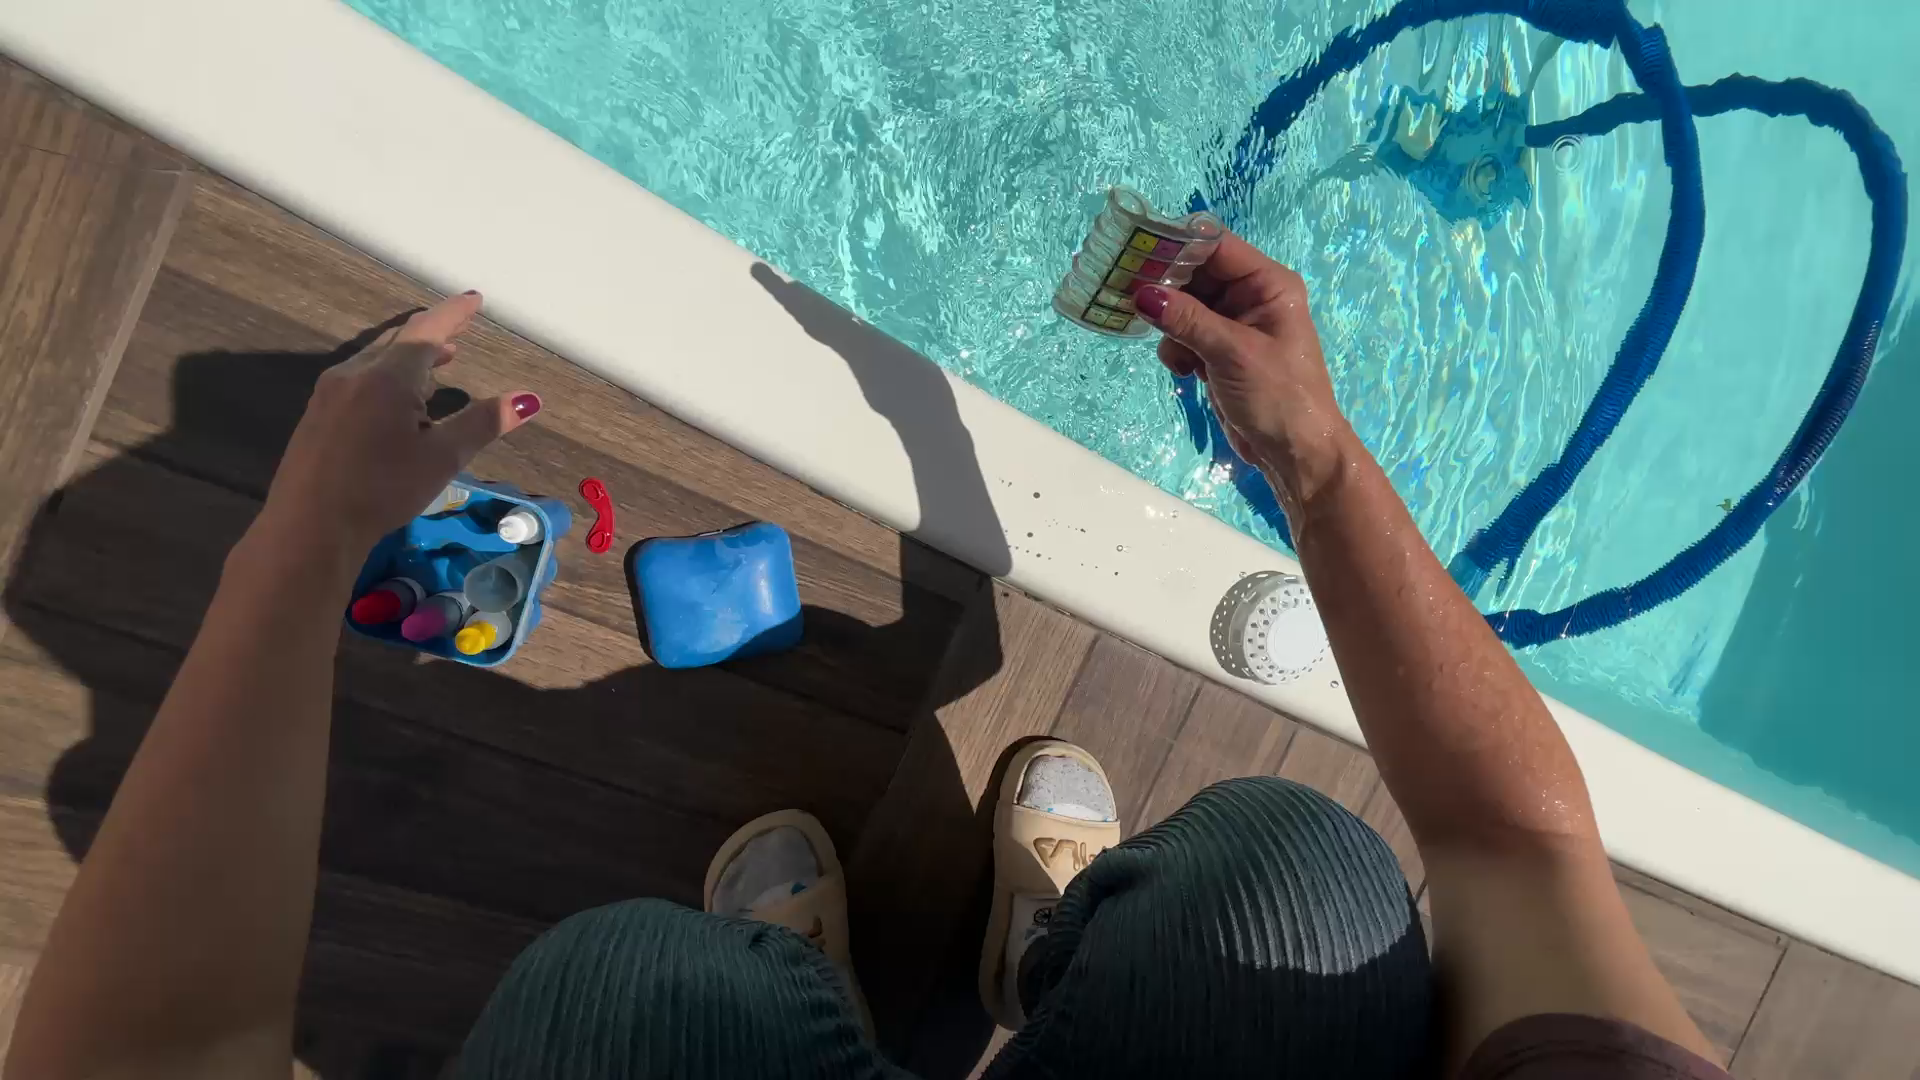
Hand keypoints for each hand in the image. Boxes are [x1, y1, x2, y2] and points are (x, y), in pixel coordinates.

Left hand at [255, 292, 540, 558]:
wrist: (311, 524)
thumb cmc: (384, 487)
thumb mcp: (444, 456)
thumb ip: (485, 422)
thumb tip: (530, 398)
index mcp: (387, 379)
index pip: (426, 333)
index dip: (453, 314)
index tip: (475, 298)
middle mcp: (355, 376)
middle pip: (398, 343)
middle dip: (433, 334)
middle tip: (461, 329)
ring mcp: (331, 395)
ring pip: (378, 361)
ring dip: (413, 356)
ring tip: (441, 360)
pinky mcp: (321, 416)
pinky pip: (363, 379)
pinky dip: (393, 375)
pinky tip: (404, 398)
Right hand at [1135, 233, 1355, 508]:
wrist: (1292, 451)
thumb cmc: (1277, 395)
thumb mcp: (1231, 352)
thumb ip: (1186, 320)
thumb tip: (1142, 293)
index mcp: (1267, 284)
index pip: (1216, 248)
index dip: (1177, 246)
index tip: (1136, 252)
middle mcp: (1250, 298)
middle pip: (1196, 276)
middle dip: (1166, 289)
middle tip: (1128, 296)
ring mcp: (1233, 327)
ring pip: (1184, 309)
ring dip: (1171, 329)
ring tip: (1177, 355)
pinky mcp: (1219, 353)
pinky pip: (1184, 337)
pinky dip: (1177, 351)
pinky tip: (1185, 372)